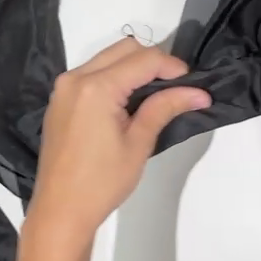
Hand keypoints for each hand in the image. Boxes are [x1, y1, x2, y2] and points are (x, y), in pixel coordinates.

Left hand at [26, 36, 209, 238]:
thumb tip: (199, 93)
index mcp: (96, 88)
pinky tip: (131, 103)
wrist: (61, 210)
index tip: (193, 85)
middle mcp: (75, 78)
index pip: (143, 60)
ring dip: (135, 69)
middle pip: (124, 49)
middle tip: (177, 89)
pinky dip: (116, 78)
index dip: (173, 67)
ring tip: (158, 97)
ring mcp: (64, 88)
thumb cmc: (102, 182)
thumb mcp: (139, 144)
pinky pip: (93, 74)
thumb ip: (165, 108)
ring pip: (108, 58)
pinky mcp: (61, 100)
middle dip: (155, 62)